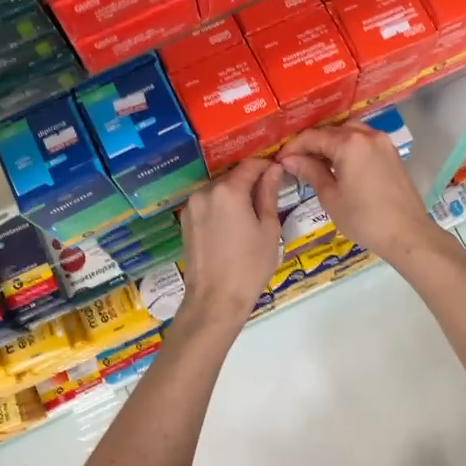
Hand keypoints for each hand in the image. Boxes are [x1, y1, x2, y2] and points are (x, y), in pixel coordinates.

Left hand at [177, 158, 285, 327]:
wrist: (215, 300)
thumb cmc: (250, 266)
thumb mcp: (268, 229)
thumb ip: (269, 194)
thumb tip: (274, 169)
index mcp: (228, 191)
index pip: (250, 166)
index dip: (267, 166)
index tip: (279, 173)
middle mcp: (205, 192)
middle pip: (232, 177)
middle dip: (250, 182)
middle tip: (268, 198)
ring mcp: (191, 207)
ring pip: (218, 191)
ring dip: (234, 196)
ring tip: (251, 216)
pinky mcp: (185, 222)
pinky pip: (207, 205)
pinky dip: (221, 208)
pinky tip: (233, 227)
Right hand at [278, 124, 443, 261]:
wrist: (407, 234)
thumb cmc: (364, 219)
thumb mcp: (330, 197)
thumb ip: (310, 172)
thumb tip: (289, 160)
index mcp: (349, 143)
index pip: (313, 137)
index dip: (293, 147)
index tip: (280, 160)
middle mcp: (367, 135)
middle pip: (332, 131)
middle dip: (312, 143)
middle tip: (296, 161)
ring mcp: (383, 142)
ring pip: (350, 132)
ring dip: (331, 143)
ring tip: (317, 162)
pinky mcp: (392, 153)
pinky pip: (364, 141)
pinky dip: (349, 147)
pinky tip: (340, 165)